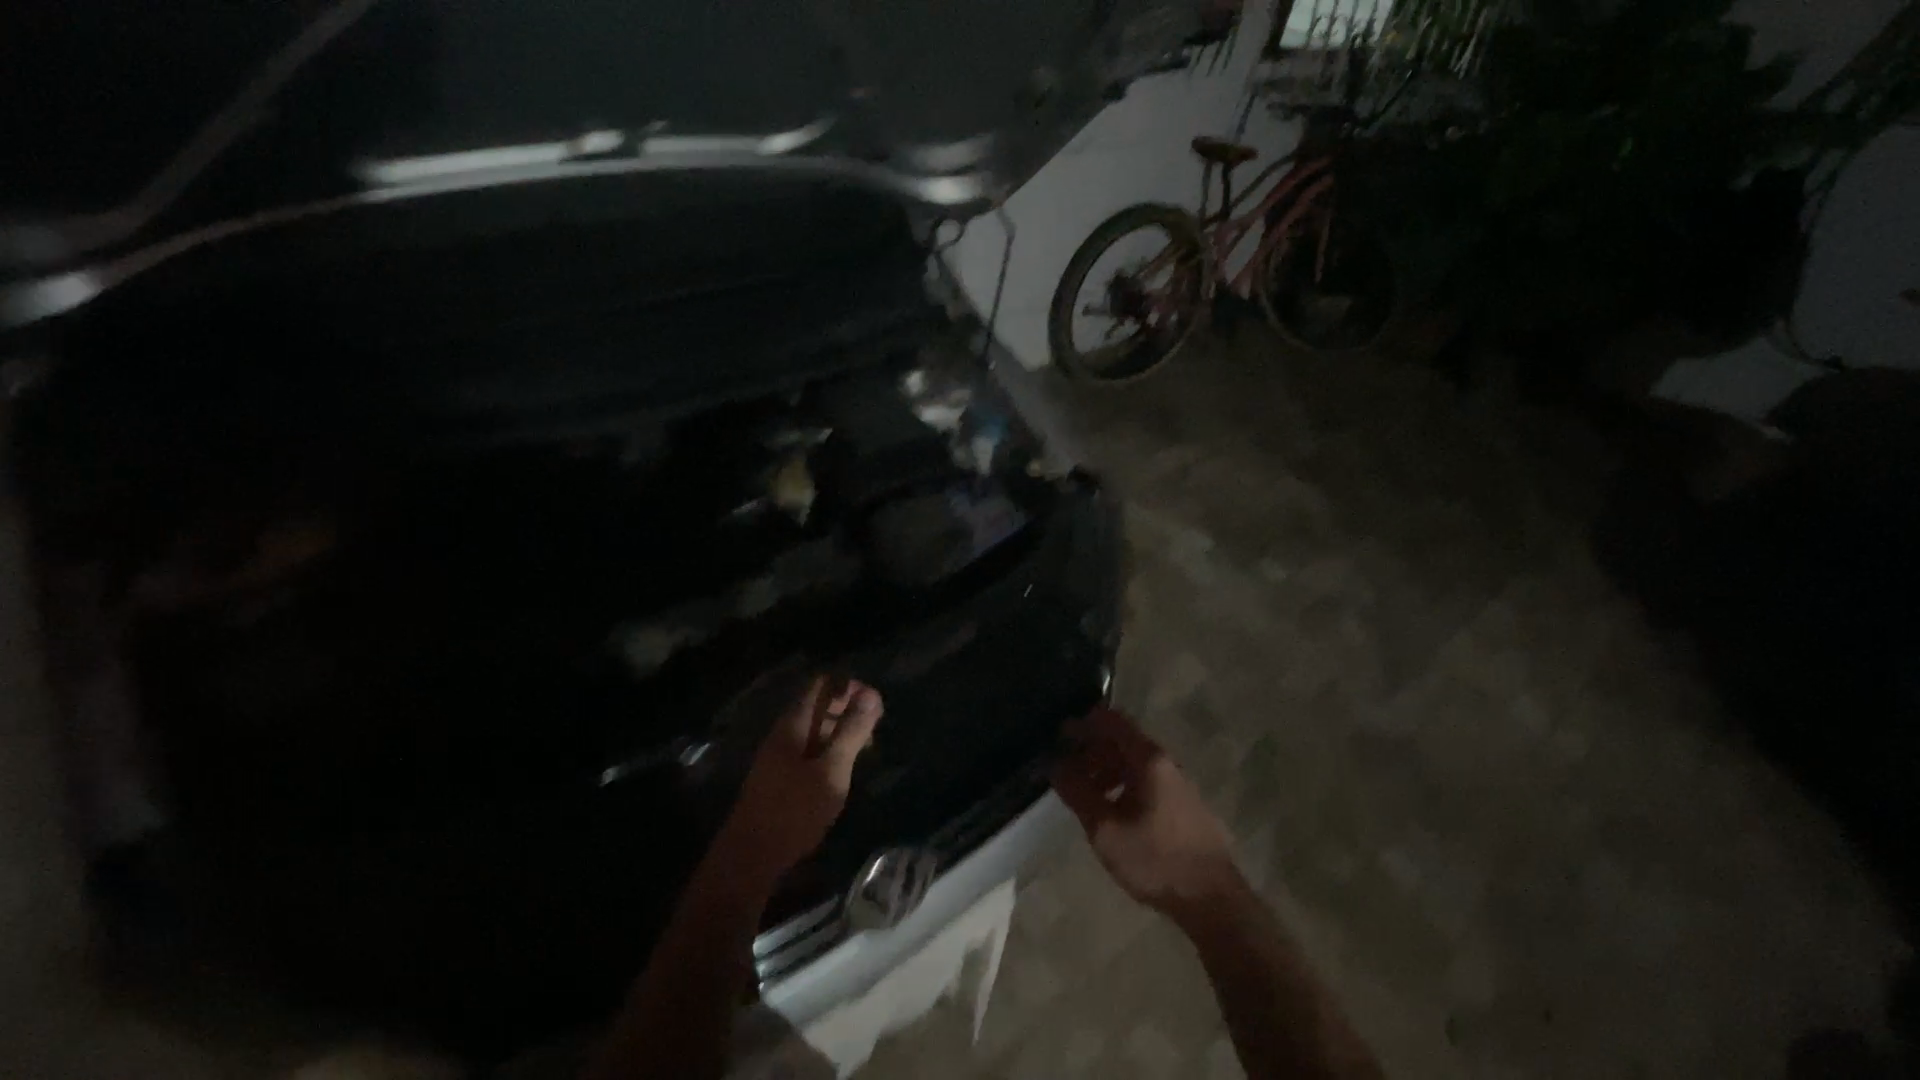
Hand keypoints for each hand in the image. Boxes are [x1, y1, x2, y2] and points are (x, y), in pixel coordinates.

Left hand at [713, 674, 884, 886]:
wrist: (752, 856)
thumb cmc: (795, 810)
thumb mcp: (831, 770)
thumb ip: (851, 732)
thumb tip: (870, 694)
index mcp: (794, 724)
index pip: (821, 685)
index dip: (849, 686)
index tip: (876, 702)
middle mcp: (784, 733)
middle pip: (818, 706)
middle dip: (848, 708)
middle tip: (877, 725)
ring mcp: (780, 756)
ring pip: (815, 730)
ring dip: (841, 731)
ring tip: (868, 747)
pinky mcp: (781, 777)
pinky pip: (810, 750)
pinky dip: (830, 750)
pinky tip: (845, 766)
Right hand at [1051, 706, 1242, 922]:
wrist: (1212, 900)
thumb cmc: (1155, 860)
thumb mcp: (1105, 829)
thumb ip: (1077, 792)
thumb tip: (1054, 763)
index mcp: (1149, 760)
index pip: (1112, 721)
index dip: (1083, 723)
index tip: (1058, 736)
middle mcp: (1167, 763)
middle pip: (1123, 741)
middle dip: (1091, 749)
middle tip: (1063, 769)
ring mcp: (1179, 784)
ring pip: (1135, 763)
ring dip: (1105, 770)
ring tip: (1083, 793)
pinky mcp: (1184, 806)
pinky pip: (1147, 782)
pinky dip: (1123, 785)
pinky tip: (1111, 812)